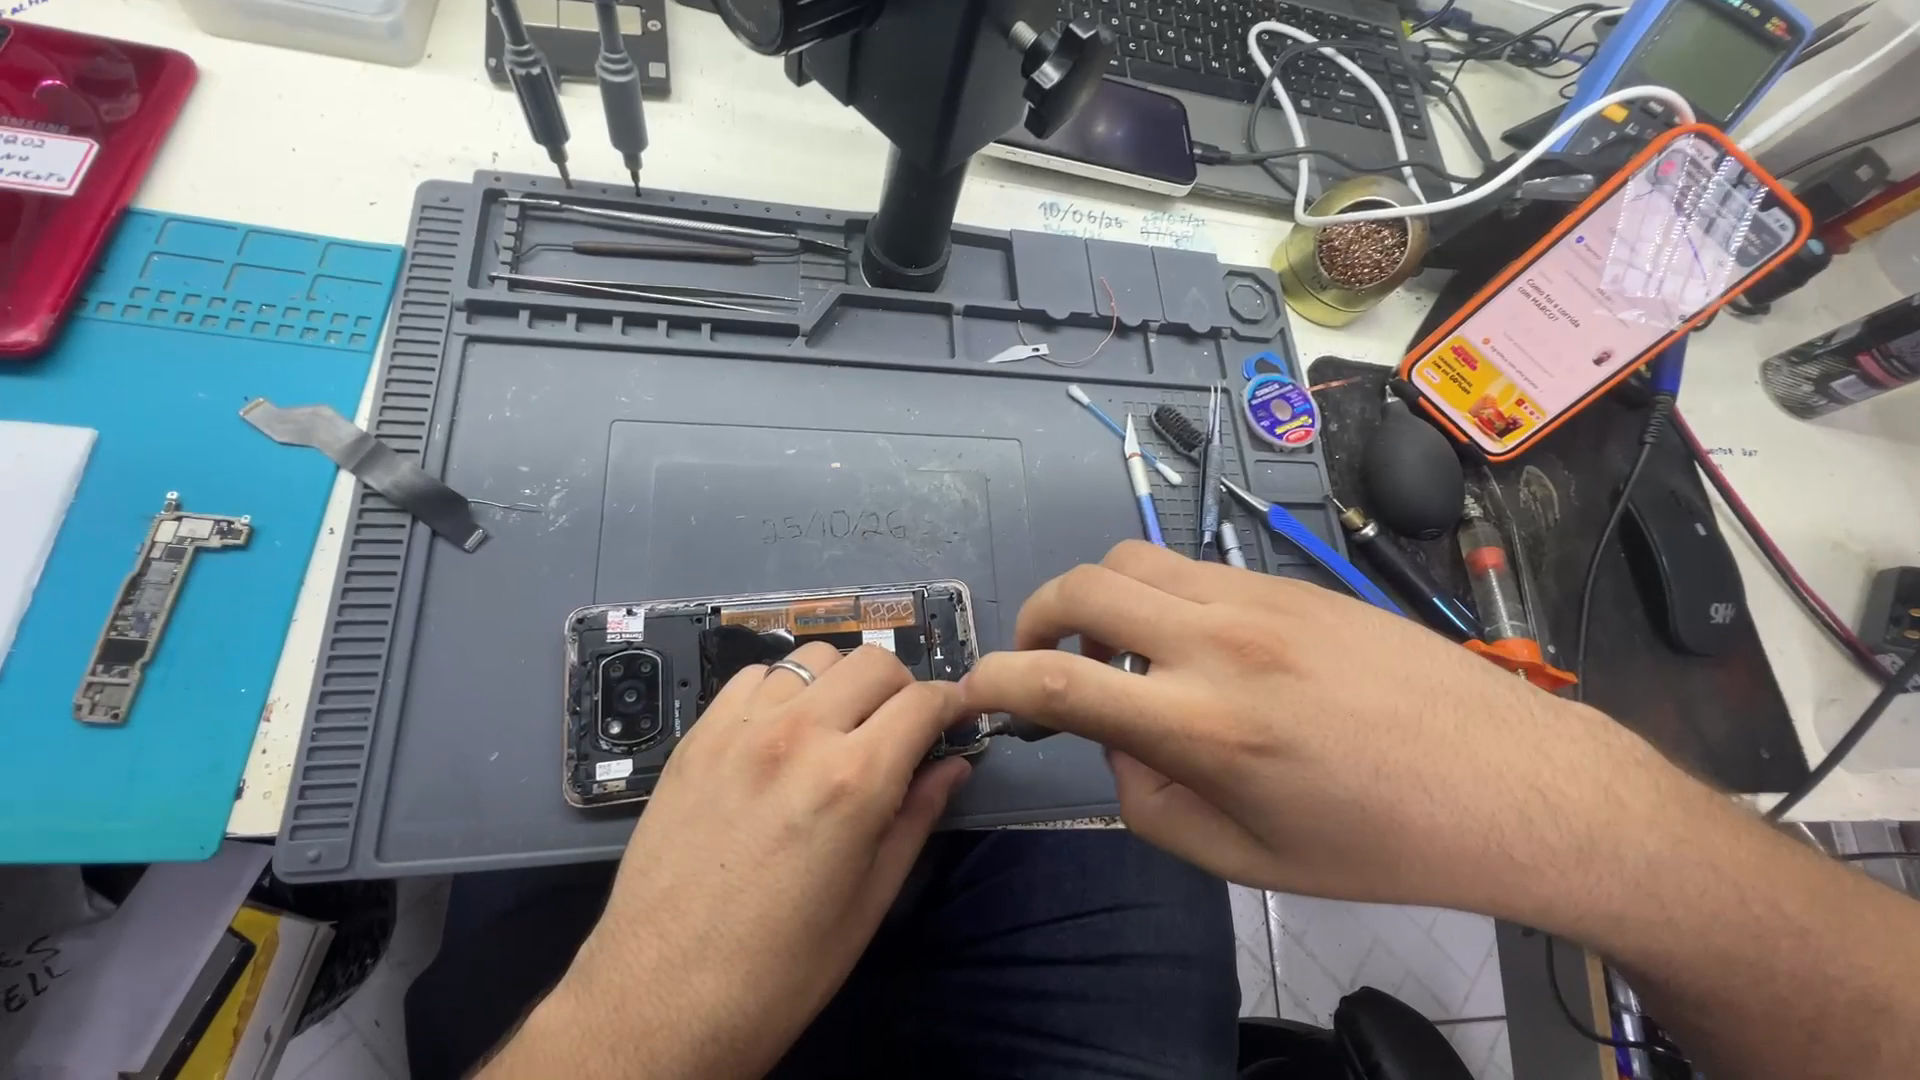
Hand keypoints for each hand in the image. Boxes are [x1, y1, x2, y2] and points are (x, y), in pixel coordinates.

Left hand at [495, 643, 971, 1079]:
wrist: (661, 999)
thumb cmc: (782, 968)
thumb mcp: (871, 900)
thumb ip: (918, 817)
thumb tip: (955, 765)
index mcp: (854, 780)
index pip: (923, 701)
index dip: (952, 702)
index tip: (958, 714)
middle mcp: (800, 734)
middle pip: (874, 661)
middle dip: (903, 687)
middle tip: (901, 727)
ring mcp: (741, 728)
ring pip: (814, 658)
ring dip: (843, 681)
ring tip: (840, 723)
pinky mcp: (697, 736)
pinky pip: (754, 677)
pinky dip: (784, 688)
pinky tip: (781, 728)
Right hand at [960, 541, 1695, 923]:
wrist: (1518, 784)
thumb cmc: (1378, 843)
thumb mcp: (1242, 858)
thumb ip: (1148, 798)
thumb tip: (1115, 738)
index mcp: (1204, 728)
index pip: (1058, 685)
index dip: (995, 683)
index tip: (973, 691)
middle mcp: (1219, 644)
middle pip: (1082, 587)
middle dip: (1034, 617)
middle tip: (1042, 658)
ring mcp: (1258, 600)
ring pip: (1132, 560)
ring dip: (1095, 598)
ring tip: (1116, 648)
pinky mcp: (1290, 583)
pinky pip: (1191, 568)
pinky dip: (1156, 595)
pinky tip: (1190, 642)